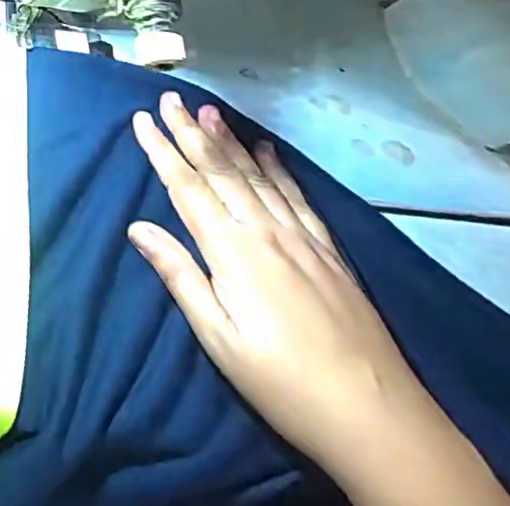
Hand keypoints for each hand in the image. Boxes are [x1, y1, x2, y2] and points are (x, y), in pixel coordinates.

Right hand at [128, 93, 509, 505]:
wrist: (372, 411)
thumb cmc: (280, 381)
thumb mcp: (218, 338)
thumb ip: (180, 276)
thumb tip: (137, 228)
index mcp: (233, 251)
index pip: (188, 187)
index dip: (163, 151)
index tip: (143, 119)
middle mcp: (265, 229)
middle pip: (220, 170)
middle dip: (190, 131)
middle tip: (170, 98)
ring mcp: (299, 234)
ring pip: (256, 173)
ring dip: (229, 139)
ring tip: (208, 109)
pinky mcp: (327, 246)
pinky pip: (295, 194)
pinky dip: (278, 167)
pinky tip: (268, 148)